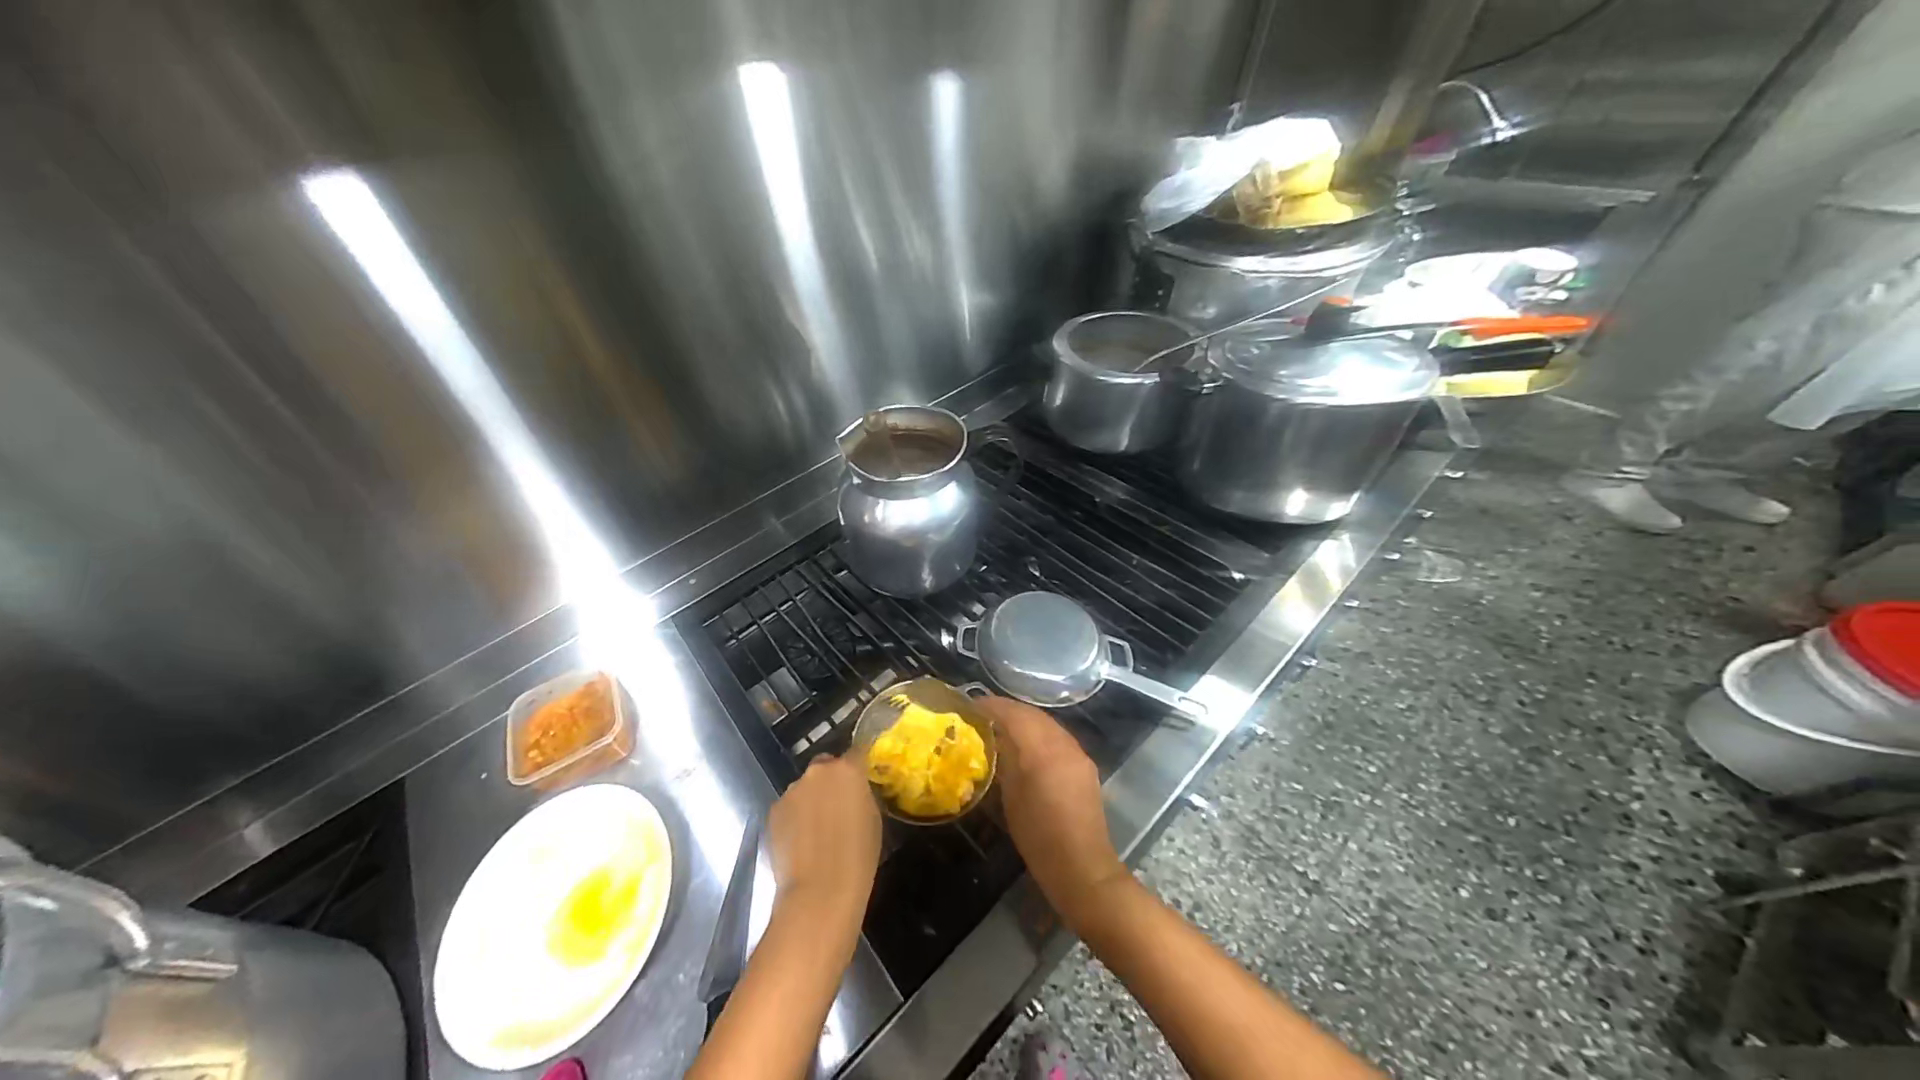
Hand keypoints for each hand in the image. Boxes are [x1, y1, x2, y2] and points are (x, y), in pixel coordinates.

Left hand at [767, 751, 881, 921]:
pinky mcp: (773, 810)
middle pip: (827, 767)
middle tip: (839, 806)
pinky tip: (801, 841)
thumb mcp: (873, 818)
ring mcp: (791, 790)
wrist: (818, 892)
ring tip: (817, 829)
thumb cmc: (858, 857)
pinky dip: (796, 816)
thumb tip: (855, 791)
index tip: (863, 776)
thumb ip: (862, 794)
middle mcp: (817, 772)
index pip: (857, 752)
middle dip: (832, 781)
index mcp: (848, 770)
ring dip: (812, 799)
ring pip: (805, 787)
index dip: (859, 765)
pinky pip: (790, 806)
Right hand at [978, 697, 1130, 930]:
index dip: (991, 706)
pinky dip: (1039, 734)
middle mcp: (1062, 743)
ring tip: (1000, 728)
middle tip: (982, 715)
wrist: (1081, 866)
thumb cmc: (1037, 837)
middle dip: (1007, 710)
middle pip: (1032, 714)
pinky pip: (1058, 737)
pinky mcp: (1085, 765)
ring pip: (1047, 723)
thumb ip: (1004, 762)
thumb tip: (994, 740)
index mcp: (1041, 750)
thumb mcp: (1010, 798)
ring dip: (1024, 720)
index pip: (1013, 713)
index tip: (970, 706)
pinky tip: (1026, 747)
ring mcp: (1077, 753)